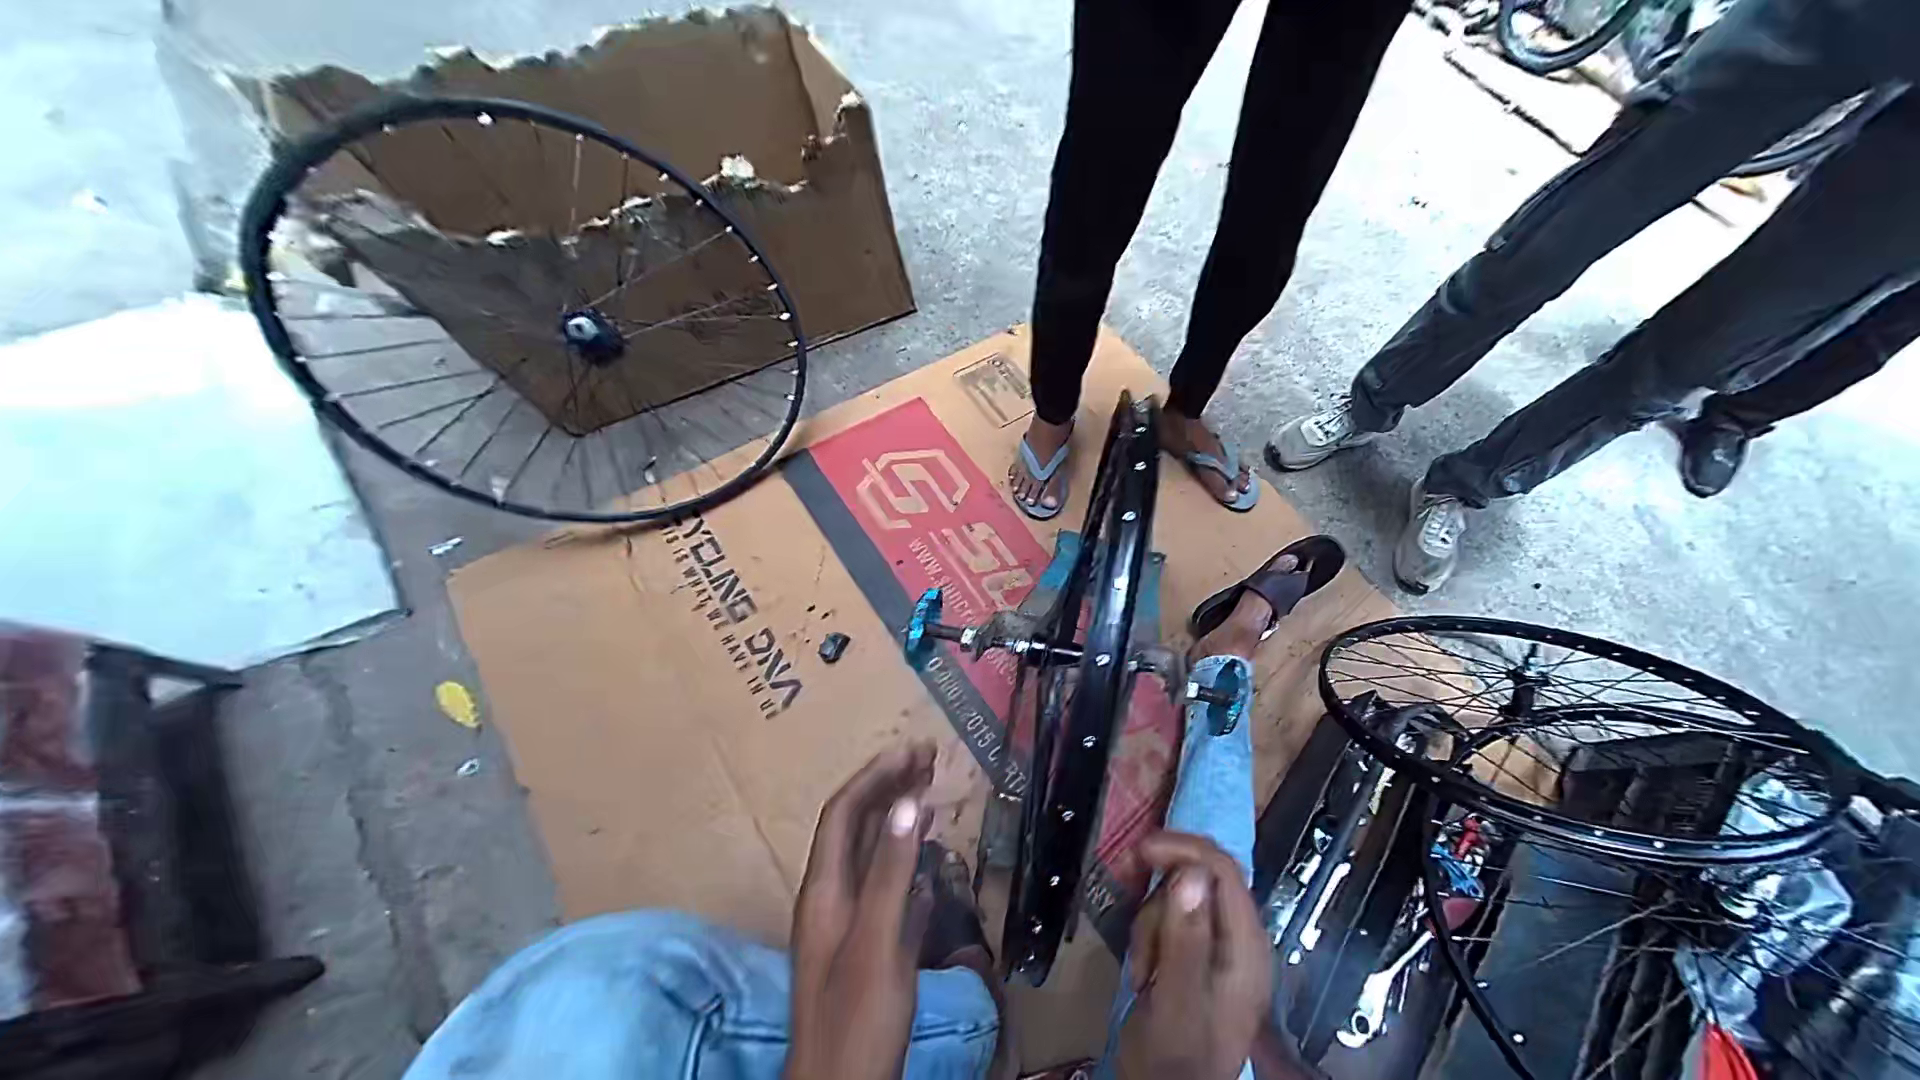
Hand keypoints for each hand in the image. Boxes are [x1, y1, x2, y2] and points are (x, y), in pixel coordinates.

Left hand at [785, 742, 936, 1079]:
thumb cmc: (857, 1021)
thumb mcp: (877, 943)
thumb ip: (890, 872)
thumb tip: (908, 803)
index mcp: (824, 890)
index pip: (843, 813)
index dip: (874, 777)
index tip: (910, 752)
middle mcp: (831, 897)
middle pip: (856, 826)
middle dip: (888, 786)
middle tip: (927, 757)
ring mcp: (849, 922)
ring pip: (872, 853)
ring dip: (898, 816)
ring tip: (931, 788)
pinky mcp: (868, 946)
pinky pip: (886, 886)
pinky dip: (906, 860)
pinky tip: (927, 856)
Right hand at [1116, 832, 1273, 1079]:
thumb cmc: (1174, 1057)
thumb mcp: (1176, 1000)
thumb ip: (1186, 939)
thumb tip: (1191, 874)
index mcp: (1247, 946)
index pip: (1223, 869)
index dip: (1183, 849)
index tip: (1140, 852)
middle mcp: (1240, 938)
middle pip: (1199, 877)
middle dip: (1161, 896)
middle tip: (1137, 926)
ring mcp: (1219, 946)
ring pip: (1179, 896)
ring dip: (1151, 922)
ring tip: (1143, 969)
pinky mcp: (1197, 953)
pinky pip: (1170, 917)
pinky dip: (1149, 935)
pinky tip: (1144, 971)